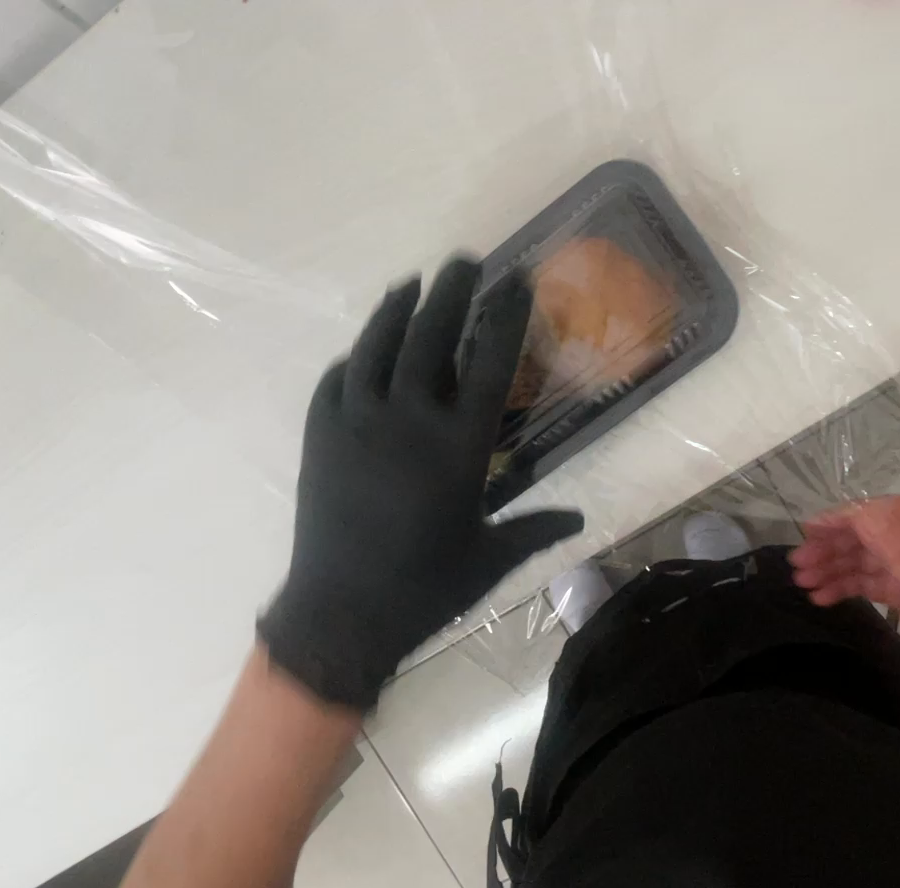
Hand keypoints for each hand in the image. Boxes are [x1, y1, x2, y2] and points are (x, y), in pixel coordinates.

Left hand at [257, 257, 583, 708]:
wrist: (343, 612)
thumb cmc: (427, 588)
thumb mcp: (491, 558)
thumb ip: (537, 528)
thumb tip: (581, 517)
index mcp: (459, 445)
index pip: (491, 360)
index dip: (507, 314)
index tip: (517, 278)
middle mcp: (408, 417)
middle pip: (432, 334)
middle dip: (453, 291)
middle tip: (464, 262)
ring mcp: (356, 421)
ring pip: (377, 345)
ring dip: (396, 309)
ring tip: (411, 283)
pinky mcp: (318, 435)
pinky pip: (335, 381)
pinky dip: (352, 359)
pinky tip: (361, 352)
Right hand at [788, 496, 899, 690]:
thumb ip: (898, 548)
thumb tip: (860, 512)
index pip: (886, 512)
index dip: (847, 518)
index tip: (810, 529)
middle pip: (871, 535)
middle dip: (833, 546)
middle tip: (798, 563)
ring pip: (866, 559)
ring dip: (834, 567)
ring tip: (802, 582)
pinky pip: (871, 582)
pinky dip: (846, 587)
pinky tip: (822, 597)